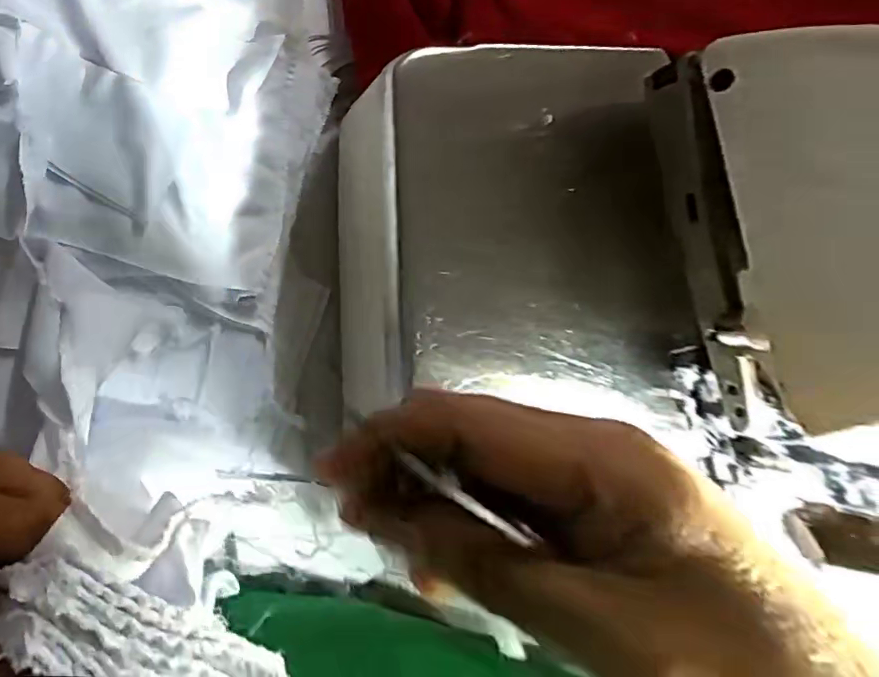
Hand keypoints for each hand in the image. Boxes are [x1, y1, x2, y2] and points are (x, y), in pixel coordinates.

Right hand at [318, 392, 874, 676]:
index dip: (382, 438)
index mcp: (602, 457)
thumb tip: (385, 517)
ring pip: (475, 467)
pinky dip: (464, 525)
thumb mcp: (603, 628)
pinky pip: (508, 502)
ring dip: (425, 502)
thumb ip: (482, 562)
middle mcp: (593, 449)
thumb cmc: (737, 673)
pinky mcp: (601, 513)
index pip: (456, 419)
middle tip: (356, 517)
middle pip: (460, 435)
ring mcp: (599, 480)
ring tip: (394, 546)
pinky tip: (445, 562)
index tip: (332, 474)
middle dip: (398, 470)